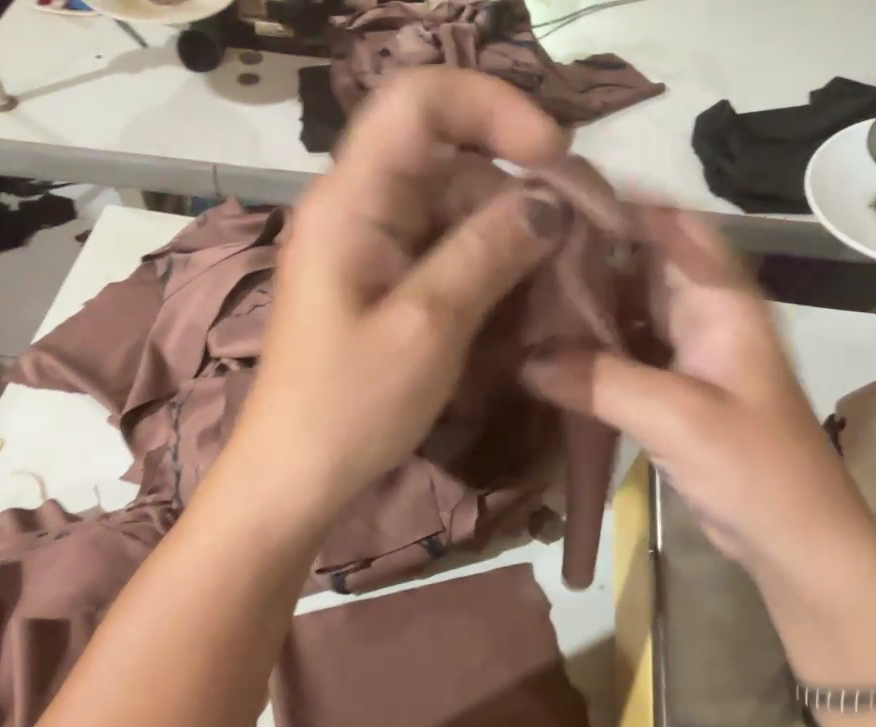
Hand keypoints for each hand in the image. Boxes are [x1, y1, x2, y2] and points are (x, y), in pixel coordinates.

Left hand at [236, 68, 573, 513]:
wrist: (295, 478)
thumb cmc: (349, 407)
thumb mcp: (427, 327)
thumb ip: (488, 252)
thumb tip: (549, 200)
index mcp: (352, 200)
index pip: (422, 100)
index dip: (494, 108)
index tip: (555, 156)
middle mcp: (358, 209)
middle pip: (449, 158)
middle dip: (517, 188)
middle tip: (580, 239)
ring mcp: (369, 249)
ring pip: (454, 209)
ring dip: (510, 236)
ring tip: (560, 279)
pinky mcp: (381, 287)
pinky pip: (443, 253)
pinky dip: (486, 268)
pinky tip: (523, 300)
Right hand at [521, 209, 865, 574]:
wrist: (792, 536)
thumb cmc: (752, 467)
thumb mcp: (675, 417)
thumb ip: (599, 380)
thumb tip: (525, 360)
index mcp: (721, 300)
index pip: (670, 224)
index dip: (616, 205)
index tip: (548, 207)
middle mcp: (704, 315)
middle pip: (641, 263)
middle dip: (584, 257)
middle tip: (515, 260)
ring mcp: (688, 355)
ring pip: (629, 311)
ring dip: (582, 309)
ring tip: (518, 302)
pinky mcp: (673, 391)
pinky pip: (624, 355)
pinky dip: (588, 353)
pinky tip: (544, 357)